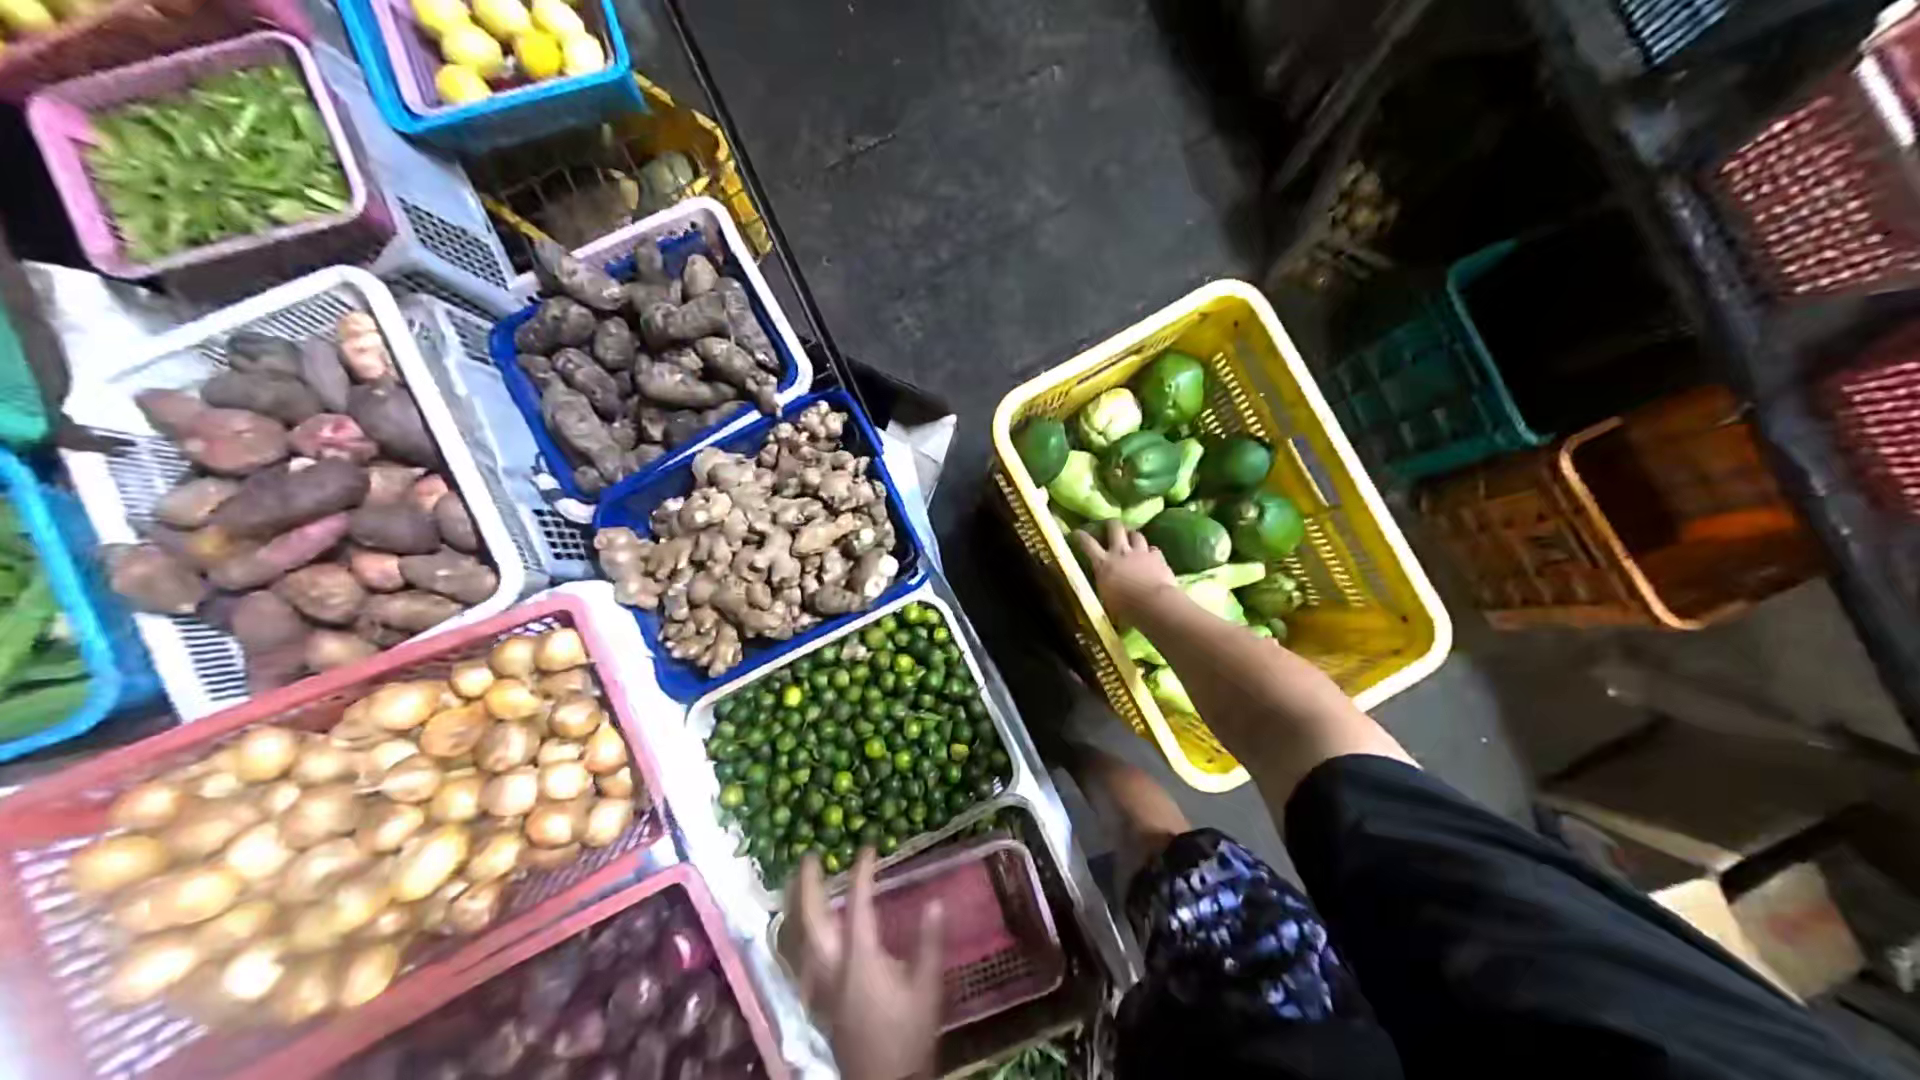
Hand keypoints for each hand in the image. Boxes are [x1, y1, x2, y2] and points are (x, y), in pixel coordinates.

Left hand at [783, 849, 943, 1079]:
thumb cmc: (909, 1035)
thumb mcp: (927, 988)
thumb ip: (929, 943)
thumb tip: (936, 901)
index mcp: (861, 959)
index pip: (858, 905)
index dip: (862, 873)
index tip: (868, 848)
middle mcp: (833, 967)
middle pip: (812, 920)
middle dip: (808, 886)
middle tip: (808, 857)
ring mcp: (821, 986)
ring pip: (798, 939)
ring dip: (796, 907)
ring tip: (797, 884)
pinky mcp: (818, 1000)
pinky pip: (800, 957)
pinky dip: (797, 934)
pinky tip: (800, 930)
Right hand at [1071, 519, 1178, 626]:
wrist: (1154, 605)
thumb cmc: (1125, 608)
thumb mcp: (1106, 598)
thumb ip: (1106, 586)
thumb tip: (1106, 586)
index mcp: (1103, 563)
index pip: (1087, 543)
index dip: (1080, 536)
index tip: (1077, 532)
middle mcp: (1120, 552)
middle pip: (1115, 527)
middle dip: (1112, 525)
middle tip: (1111, 527)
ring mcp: (1140, 552)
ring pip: (1136, 534)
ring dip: (1133, 536)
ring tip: (1132, 540)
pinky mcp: (1157, 557)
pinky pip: (1153, 549)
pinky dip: (1150, 552)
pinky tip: (1151, 557)